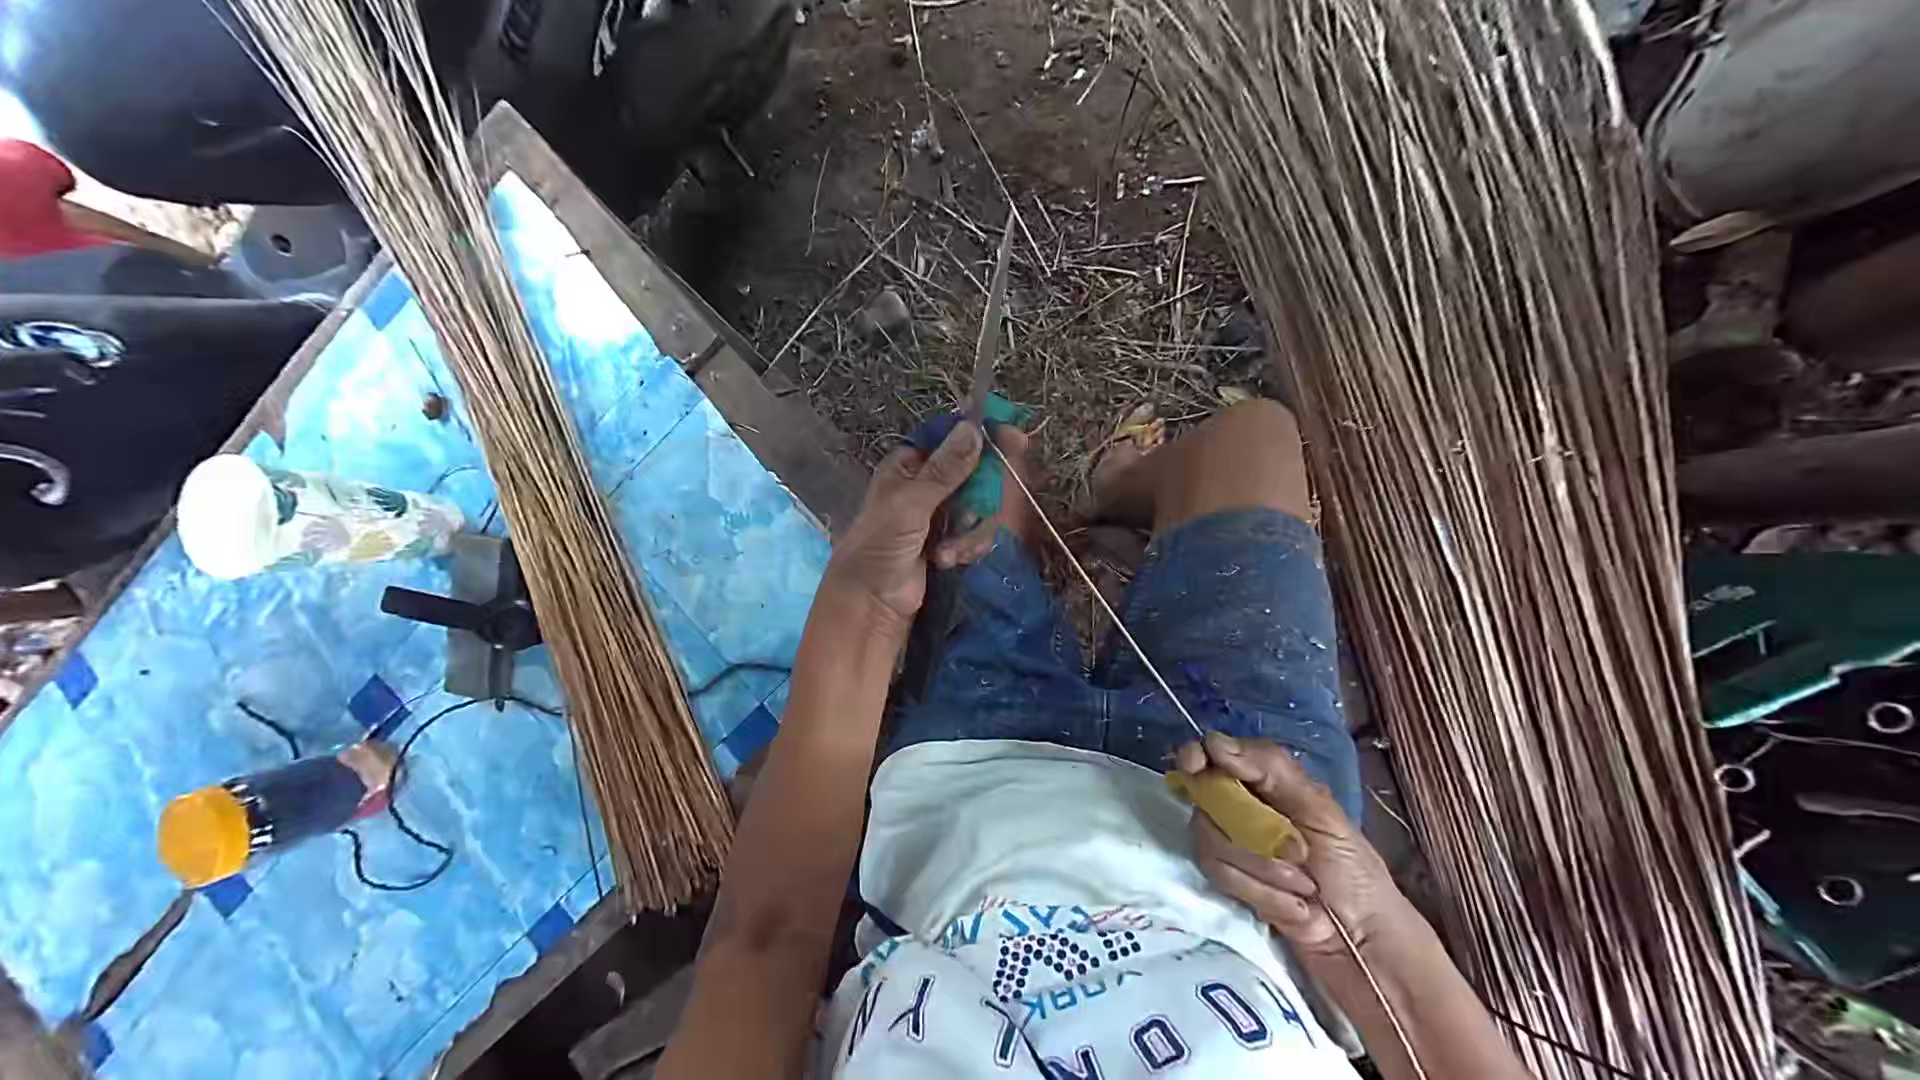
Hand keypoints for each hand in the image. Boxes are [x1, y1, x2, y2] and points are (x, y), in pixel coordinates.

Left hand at [822, 421, 982, 635]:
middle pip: (976, 475)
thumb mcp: (911, 503)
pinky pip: (977, 533)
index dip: (983, 438)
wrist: (871, 602)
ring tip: (948, 553)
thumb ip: (945, 469)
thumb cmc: (880, 546)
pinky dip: (968, 547)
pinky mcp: (951, 541)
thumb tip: (973, 428)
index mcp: (910, 465)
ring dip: (971, 532)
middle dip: (981, 499)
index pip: (953, 439)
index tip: (1015, 441)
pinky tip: (948, 561)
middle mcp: (927, 484)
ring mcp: (941, 514)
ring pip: (981, 507)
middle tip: (977, 516)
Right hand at [1176, 732, 1403, 958]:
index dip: (1197, 756)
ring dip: (1264, 868)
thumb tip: (1214, 743)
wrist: (1364, 943)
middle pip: (1207, 800)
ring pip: (1212, 840)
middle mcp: (1238, 806)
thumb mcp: (1321, 810)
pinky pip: (1221, 875)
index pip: (1213, 754)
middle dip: (1253, 832)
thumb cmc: (1353, 870)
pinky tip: (1293, 905)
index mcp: (1263, 781)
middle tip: (1300, 853)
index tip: (1194, 764)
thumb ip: (1270, 768)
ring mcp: (1230, 843)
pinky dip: (1261, 893)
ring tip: (1304, 886)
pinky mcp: (1228, 880)